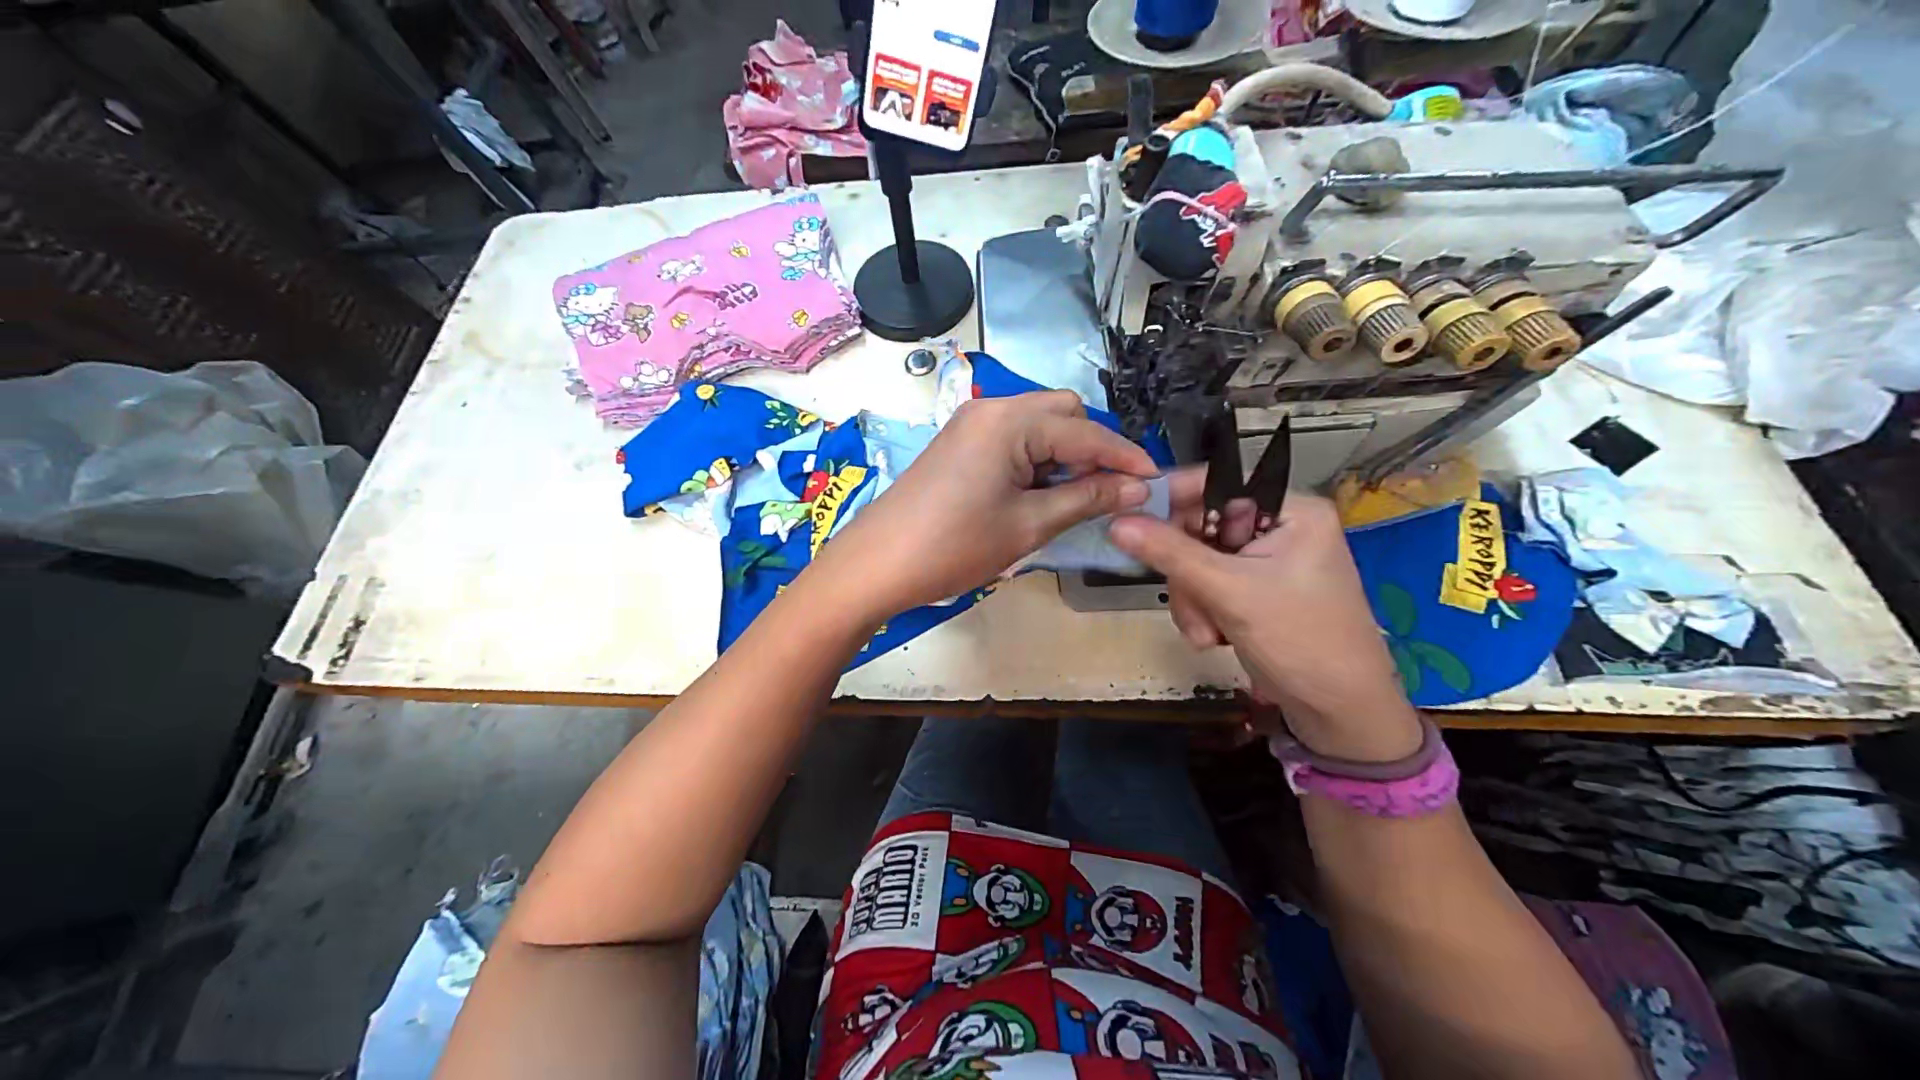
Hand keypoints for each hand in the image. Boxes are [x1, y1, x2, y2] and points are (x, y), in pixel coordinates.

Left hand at [816, 391, 1156, 619]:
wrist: (876, 563)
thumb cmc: (954, 546)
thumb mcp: (1029, 525)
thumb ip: (1087, 499)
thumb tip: (1136, 487)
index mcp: (1011, 421)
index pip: (1086, 432)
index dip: (1125, 458)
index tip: (1154, 483)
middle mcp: (991, 409)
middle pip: (1063, 413)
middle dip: (1093, 448)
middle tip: (1109, 492)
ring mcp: (971, 423)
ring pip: (1039, 424)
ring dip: (1065, 454)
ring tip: (1076, 498)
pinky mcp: (960, 442)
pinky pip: (1013, 438)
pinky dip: (1036, 458)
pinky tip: (1040, 492)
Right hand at [1109, 473, 1422, 762]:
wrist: (1340, 712)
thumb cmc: (1300, 641)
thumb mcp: (1229, 592)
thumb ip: (1170, 553)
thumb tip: (1116, 523)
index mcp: (1291, 510)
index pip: (1216, 484)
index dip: (1171, 499)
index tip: (1128, 518)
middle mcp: (1279, 527)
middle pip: (1200, 527)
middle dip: (1186, 572)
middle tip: (1188, 602)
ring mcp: (1266, 561)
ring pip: (1197, 560)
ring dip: (1192, 599)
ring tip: (1209, 633)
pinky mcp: (1255, 590)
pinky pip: (1206, 584)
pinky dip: (1202, 611)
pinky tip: (1215, 636)